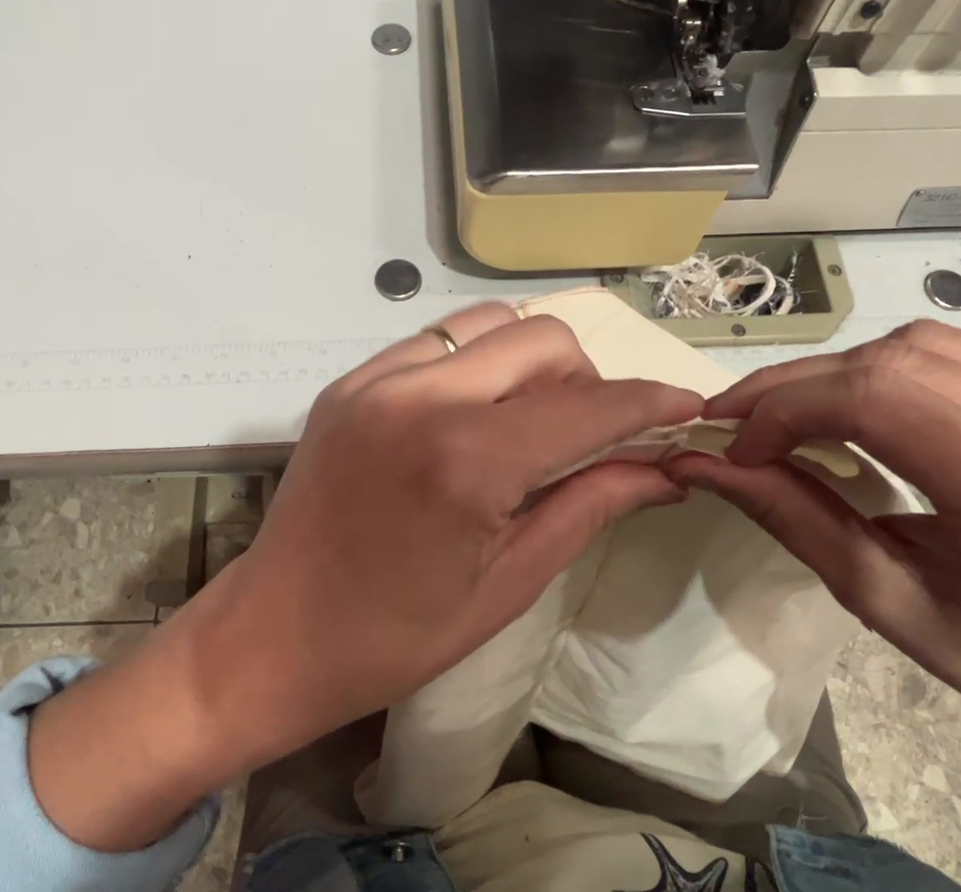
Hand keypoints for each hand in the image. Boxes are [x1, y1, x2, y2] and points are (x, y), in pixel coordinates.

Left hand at [28, 303, 701, 848]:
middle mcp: (420, 394)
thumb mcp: (508, 584)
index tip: (688, 406)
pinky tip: (477, 415)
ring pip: (491, 324)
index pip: (587, 406)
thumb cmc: (394, 637)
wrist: (272, 637)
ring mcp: (375, 379)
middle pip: (543, 339)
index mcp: (465, 459)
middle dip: (590, 380)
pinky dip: (478, 363)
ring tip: (535, 423)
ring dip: (534, 361)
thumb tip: (665, 468)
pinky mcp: (348, 382)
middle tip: (596, 437)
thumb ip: (590, 507)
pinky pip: (437, 341)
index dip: (649, 403)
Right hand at [667, 320, 960, 856]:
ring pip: (925, 344)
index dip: (789, 406)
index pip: (883, 399)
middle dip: (800, 385)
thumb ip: (789, 515)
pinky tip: (861, 409)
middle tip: (741, 422)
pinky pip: (960, 354)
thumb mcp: (877, 598)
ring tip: (792, 415)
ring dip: (840, 374)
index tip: (735, 444)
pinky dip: (889, 373)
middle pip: (899, 360)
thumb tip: (697, 462)